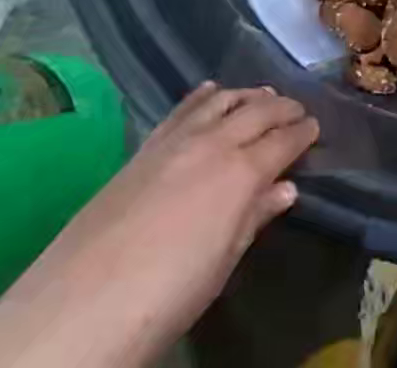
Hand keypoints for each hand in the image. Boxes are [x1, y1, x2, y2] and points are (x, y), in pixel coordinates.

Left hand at [0, 83, 319, 367]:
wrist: (81, 305)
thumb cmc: (167, 295)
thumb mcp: (222, 263)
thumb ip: (254, 217)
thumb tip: (286, 187)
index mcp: (240, 173)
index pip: (281, 141)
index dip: (302, 132)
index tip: (315, 127)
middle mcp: (211, 143)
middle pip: (255, 112)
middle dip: (281, 108)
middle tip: (298, 108)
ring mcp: (175, 140)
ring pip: (221, 101)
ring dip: (246, 95)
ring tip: (263, 95)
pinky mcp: (145, 146)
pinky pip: (183, 108)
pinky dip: (204, 96)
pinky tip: (212, 91)